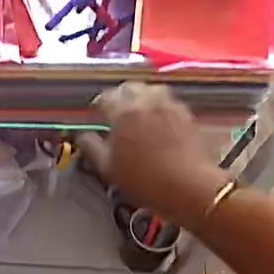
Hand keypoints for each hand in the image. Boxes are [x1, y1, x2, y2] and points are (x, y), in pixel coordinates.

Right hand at [80, 82, 233, 230]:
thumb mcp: (108, 169)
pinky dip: (160, 106)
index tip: (97, 115)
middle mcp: (146, 101)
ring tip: (138, 112)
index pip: (105, 97)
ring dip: (141, 97)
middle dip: (120, 96)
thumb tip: (84, 136)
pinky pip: (169, 101)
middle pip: (129, 87)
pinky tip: (159, 122)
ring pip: (151, 90)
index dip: (99, 105)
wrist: (189, 186)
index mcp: (123, 111)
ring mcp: (170, 105)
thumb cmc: (144, 180)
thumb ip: (92, 148)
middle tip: (116, 112)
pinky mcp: (187, 114)